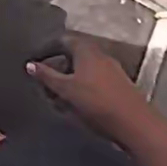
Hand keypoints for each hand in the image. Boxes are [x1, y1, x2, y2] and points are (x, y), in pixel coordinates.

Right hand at [27, 32, 158, 134]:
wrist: (137, 125)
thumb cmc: (97, 102)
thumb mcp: (66, 89)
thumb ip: (46, 76)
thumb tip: (30, 64)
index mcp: (86, 50)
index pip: (62, 40)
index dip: (46, 48)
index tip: (35, 60)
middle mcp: (100, 55)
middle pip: (73, 55)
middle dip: (57, 66)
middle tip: (44, 80)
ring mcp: (112, 71)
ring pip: (84, 69)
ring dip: (69, 79)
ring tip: (57, 95)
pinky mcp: (120, 86)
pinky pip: (94, 80)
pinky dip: (81, 87)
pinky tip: (76, 103)